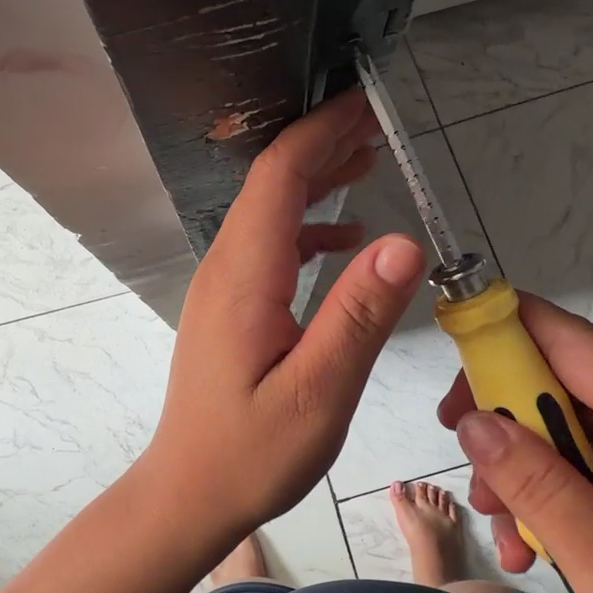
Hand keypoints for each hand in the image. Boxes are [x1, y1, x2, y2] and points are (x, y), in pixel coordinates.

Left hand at [138, 89, 426, 547]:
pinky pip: (268, 247)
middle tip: (378, 123)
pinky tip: (346, 240)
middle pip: (271, 183)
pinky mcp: (229, 306)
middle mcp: (225, 266)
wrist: (188, 491)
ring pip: (269, 211)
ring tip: (371, 162)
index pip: (279, 177)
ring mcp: (223, 285)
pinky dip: (307, 228)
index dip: (320, 132)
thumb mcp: (319, 393)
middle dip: (322, 144)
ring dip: (316, 181)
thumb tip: (404, 242)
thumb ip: (359, 315)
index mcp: (244, 274)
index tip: (364, 101)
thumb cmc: (250, 453)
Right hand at [442, 295, 592, 592]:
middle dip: (502, 424)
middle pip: (557, 381)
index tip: (447, 376)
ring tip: (511, 537)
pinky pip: (586, 464)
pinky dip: (550, 495)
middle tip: (476, 484)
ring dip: (521, 472)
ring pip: (562, 427)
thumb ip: (543, 490)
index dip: (500, 331)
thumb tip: (473, 421)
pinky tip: (537, 549)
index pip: (568, 340)